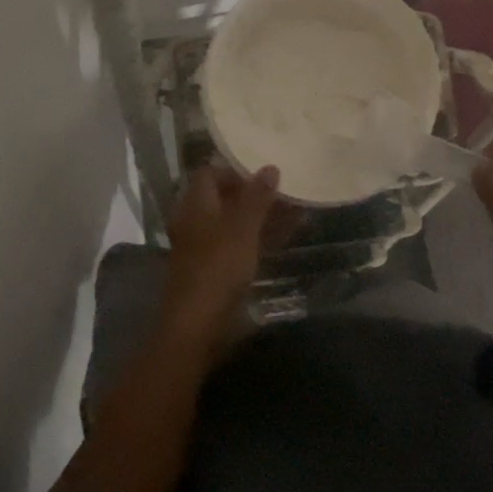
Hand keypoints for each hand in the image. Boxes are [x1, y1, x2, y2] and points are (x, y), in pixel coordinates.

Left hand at [162, 164, 280, 324]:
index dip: (235, 171)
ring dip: (263, 217)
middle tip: (287, 193)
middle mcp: (196, 223)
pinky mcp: (216, 271)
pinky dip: (260, 239)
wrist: (198, 324)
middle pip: (224, 199)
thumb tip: (270, 167)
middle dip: (256, 195)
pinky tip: (286, 238)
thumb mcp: (242, 228)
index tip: (265, 175)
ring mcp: (205, 248)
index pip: (209, 174)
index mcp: (195, 205)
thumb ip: (257, 197)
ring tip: (297, 212)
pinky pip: (239, 245)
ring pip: (236, 224)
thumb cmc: (218, 268)